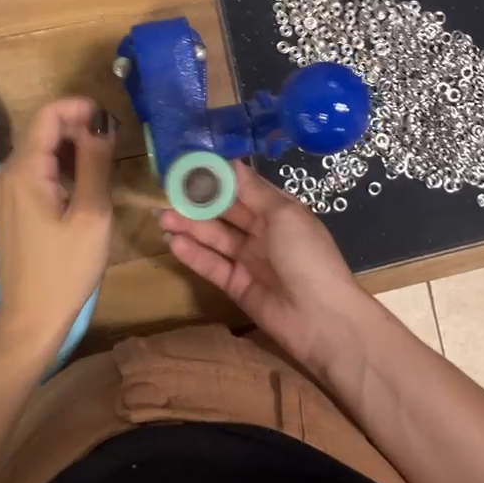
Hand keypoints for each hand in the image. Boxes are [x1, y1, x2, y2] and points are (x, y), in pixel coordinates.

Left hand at [0, 98, 115, 350]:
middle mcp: (6, 173)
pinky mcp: (10, 208)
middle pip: (43, 130)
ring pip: (41, 150)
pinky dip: (62, 166)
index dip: (80, 107)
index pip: (48, 114)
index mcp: (24, 170)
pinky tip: (85, 184)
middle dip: (79, 127)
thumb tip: (100, 123)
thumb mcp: (91, 213)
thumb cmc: (66, 268)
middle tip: (115, 142)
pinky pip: (36, 171)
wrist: (32, 318)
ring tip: (106, 162)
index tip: (112, 119)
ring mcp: (4, 192)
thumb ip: (95, 162)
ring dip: (73, 147)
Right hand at [159, 162, 371, 369]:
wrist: (322, 318)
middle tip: (168, 192)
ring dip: (190, 227)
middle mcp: (264, 232)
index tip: (191, 166)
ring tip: (161, 216)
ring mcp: (250, 260)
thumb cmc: (307, 256)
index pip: (245, 189)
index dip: (220, 178)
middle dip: (199, 202)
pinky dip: (193, 254)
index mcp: (281, 211)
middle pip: (226, 213)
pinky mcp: (238, 286)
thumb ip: (254, 191)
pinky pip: (213, 266)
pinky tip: (173, 242)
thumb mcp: (285, 215)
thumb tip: (232, 163)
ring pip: (215, 238)